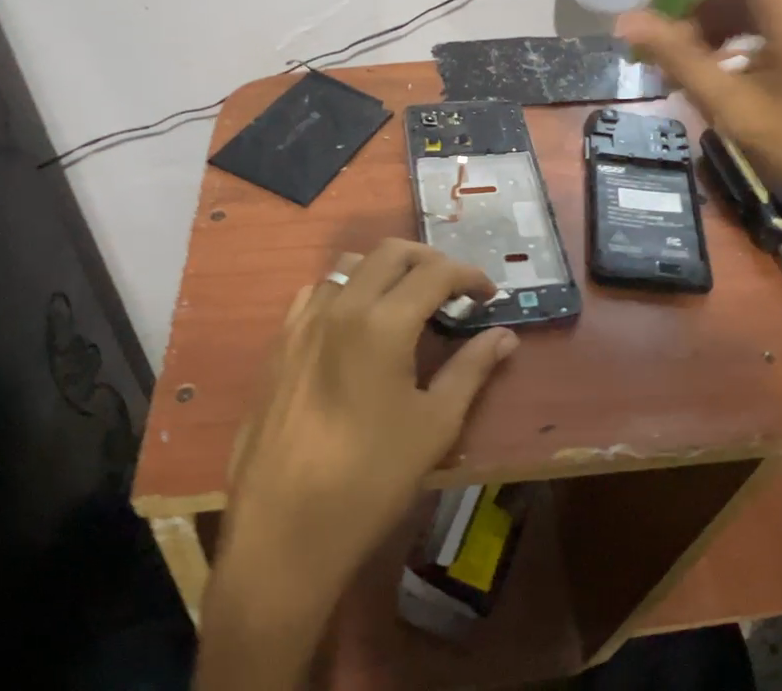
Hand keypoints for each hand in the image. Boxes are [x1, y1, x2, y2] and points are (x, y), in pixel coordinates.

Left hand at [218, 240, 519, 606]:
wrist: (284, 529)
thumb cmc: (371, 479)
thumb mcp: (435, 426)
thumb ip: (471, 370)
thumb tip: (504, 336)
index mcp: (381, 323)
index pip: (434, 272)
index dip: (469, 275)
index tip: (488, 295)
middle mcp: (338, 308)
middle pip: (389, 253)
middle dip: (429, 260)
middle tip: (454, 290)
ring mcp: (301, 324)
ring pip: (347, 267)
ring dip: (385, 271)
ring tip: (407, 304)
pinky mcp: (278, 346)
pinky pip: (315, 295)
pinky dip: (345, 291)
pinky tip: (356, 327)